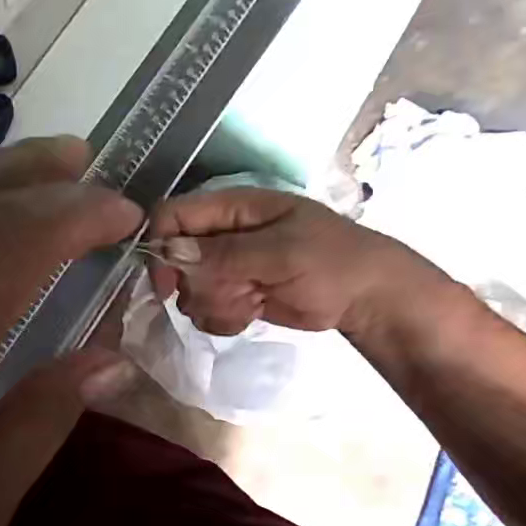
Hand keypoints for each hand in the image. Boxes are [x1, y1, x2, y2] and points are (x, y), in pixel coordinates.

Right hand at [148, 186, 442, 337]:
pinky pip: (204, 310)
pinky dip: (223, 318)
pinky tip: (250, 314)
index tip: (167, 282)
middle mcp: (222, 234)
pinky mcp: (232, 294)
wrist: (364, 297)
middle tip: (232, 291)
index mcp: (233, 207)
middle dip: (197, 284)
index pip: (172, 216)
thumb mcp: (280, 252)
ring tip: (250, 301)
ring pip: (188, 290)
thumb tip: (169, 251)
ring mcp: (226, 266)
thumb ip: (224, 253)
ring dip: (214, 304)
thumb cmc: (331, 261)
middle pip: (175, 260)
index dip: (160, 246)